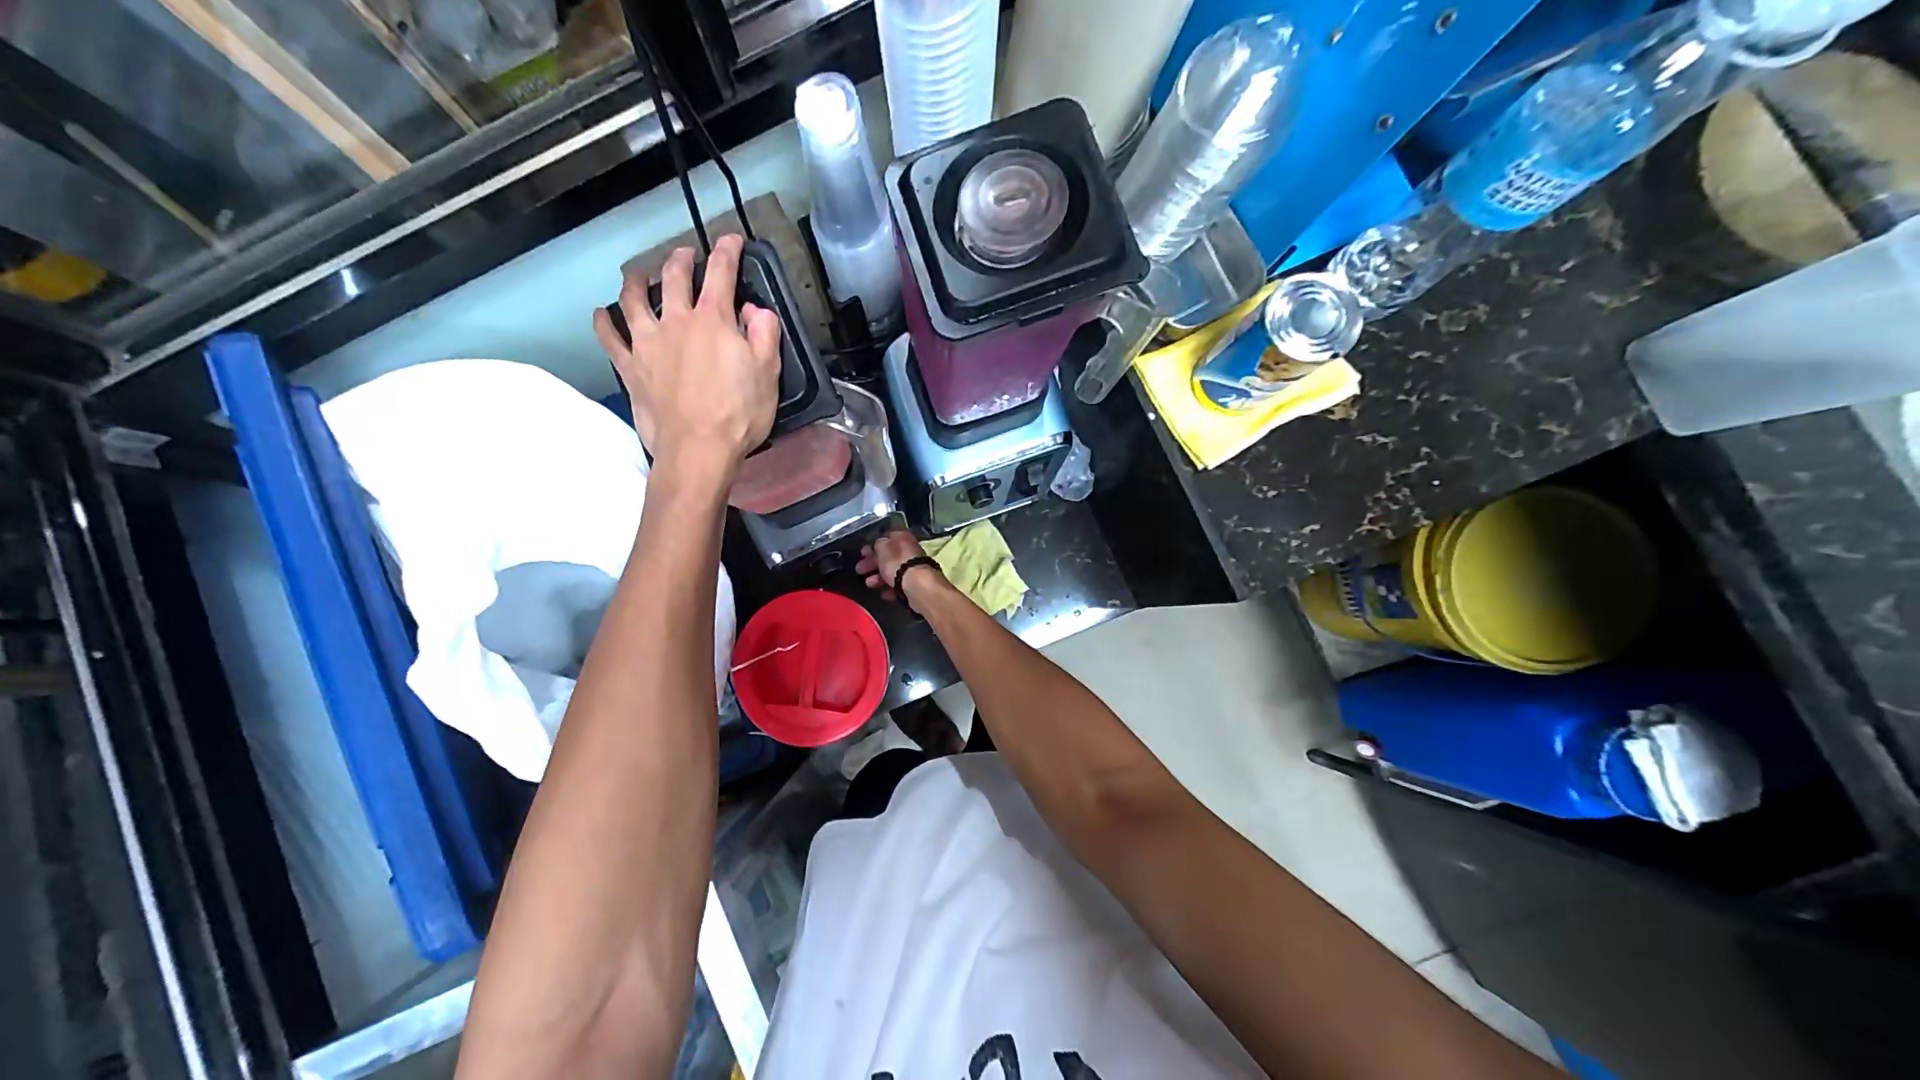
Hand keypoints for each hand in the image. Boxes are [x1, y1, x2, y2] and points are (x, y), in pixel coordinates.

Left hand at [593, 233, 780, 472]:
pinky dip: (604, 322)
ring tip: (638, 274)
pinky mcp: (631, 367)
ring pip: (633, 299)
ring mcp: (648, 343)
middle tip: (685, 254)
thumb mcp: (768, 373)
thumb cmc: (738, 415)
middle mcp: (676, 322)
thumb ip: (764, 335)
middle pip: (673, 278)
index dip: (727, 252)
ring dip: (635, 281)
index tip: (731, 241)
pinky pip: (610, 337)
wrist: (697, 450)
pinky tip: (603, 314)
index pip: (721, 274)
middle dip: (681, 260)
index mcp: (713, 320)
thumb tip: (757, 310)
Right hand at [857, 530, 948, 605]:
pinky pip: (900, 584)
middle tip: (859, 570)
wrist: (918, 586)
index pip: (886, 538)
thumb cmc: (898, 564)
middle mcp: (910, 550)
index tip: (863, 554)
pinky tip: (884, 594)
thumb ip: (878, 545)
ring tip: (870, 584)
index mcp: (903, 538)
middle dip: (873, 564)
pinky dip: (890, 588)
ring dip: (878, 578)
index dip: (873, 546)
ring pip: (893, 571)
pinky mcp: (916, 583)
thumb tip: (878, 545)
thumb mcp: (882, 549)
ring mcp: (914, 568)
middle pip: (889, 556)